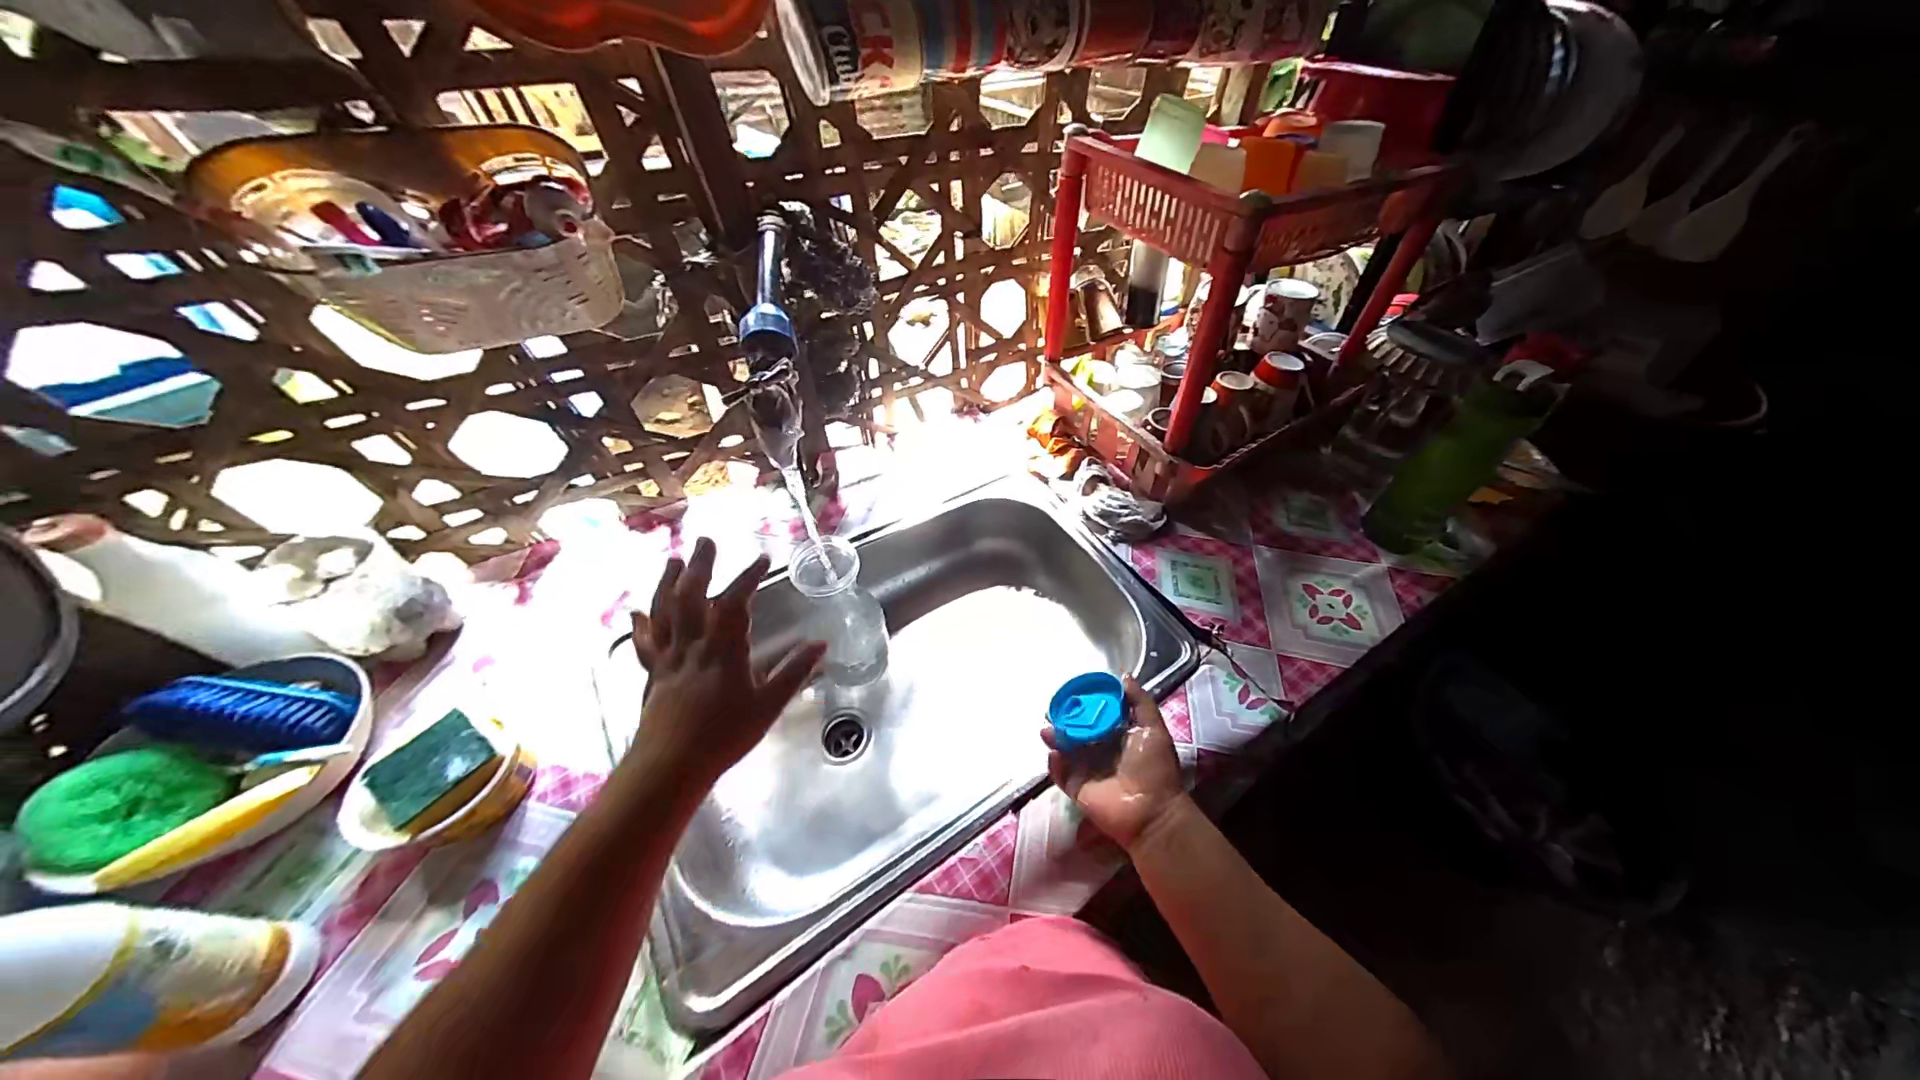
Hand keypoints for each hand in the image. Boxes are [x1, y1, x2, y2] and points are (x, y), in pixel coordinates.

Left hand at [628, 538, 824, 795]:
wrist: (670, 766)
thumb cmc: (724, 736)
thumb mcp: (769, 706)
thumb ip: (794, 673)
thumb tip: (821, 645)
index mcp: (723, 652)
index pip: (734, 604)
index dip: (747, 577)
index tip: (762, 559)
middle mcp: (692, 647)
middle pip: (691, 598)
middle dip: (700, 566)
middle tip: (705, 540)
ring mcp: (669, 660)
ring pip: (664, 613)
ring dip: (667, 583)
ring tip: (673, 561)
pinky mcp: (654, 676)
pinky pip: (646, 644)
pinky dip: (642, 625)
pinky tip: (636, 612)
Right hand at [1041, 676, 1186, 852]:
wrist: (1151, 811)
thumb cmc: (1154, 768)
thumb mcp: (1153, 728)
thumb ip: (1140, 701)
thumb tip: (1123, 676)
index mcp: (1117, 734)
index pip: (1095, 714)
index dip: (1084, 702)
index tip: (1073, 691)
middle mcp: (1099, 749)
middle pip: (1075, 728)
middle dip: (1063, 717)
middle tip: (1054, 709)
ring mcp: (1086, 769)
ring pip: (1063, 748)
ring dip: (1054, 736)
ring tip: (1048, 729)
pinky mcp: (1075, 787)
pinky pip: (1059, 772)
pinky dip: (1054, 762)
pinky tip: (1055, 752)